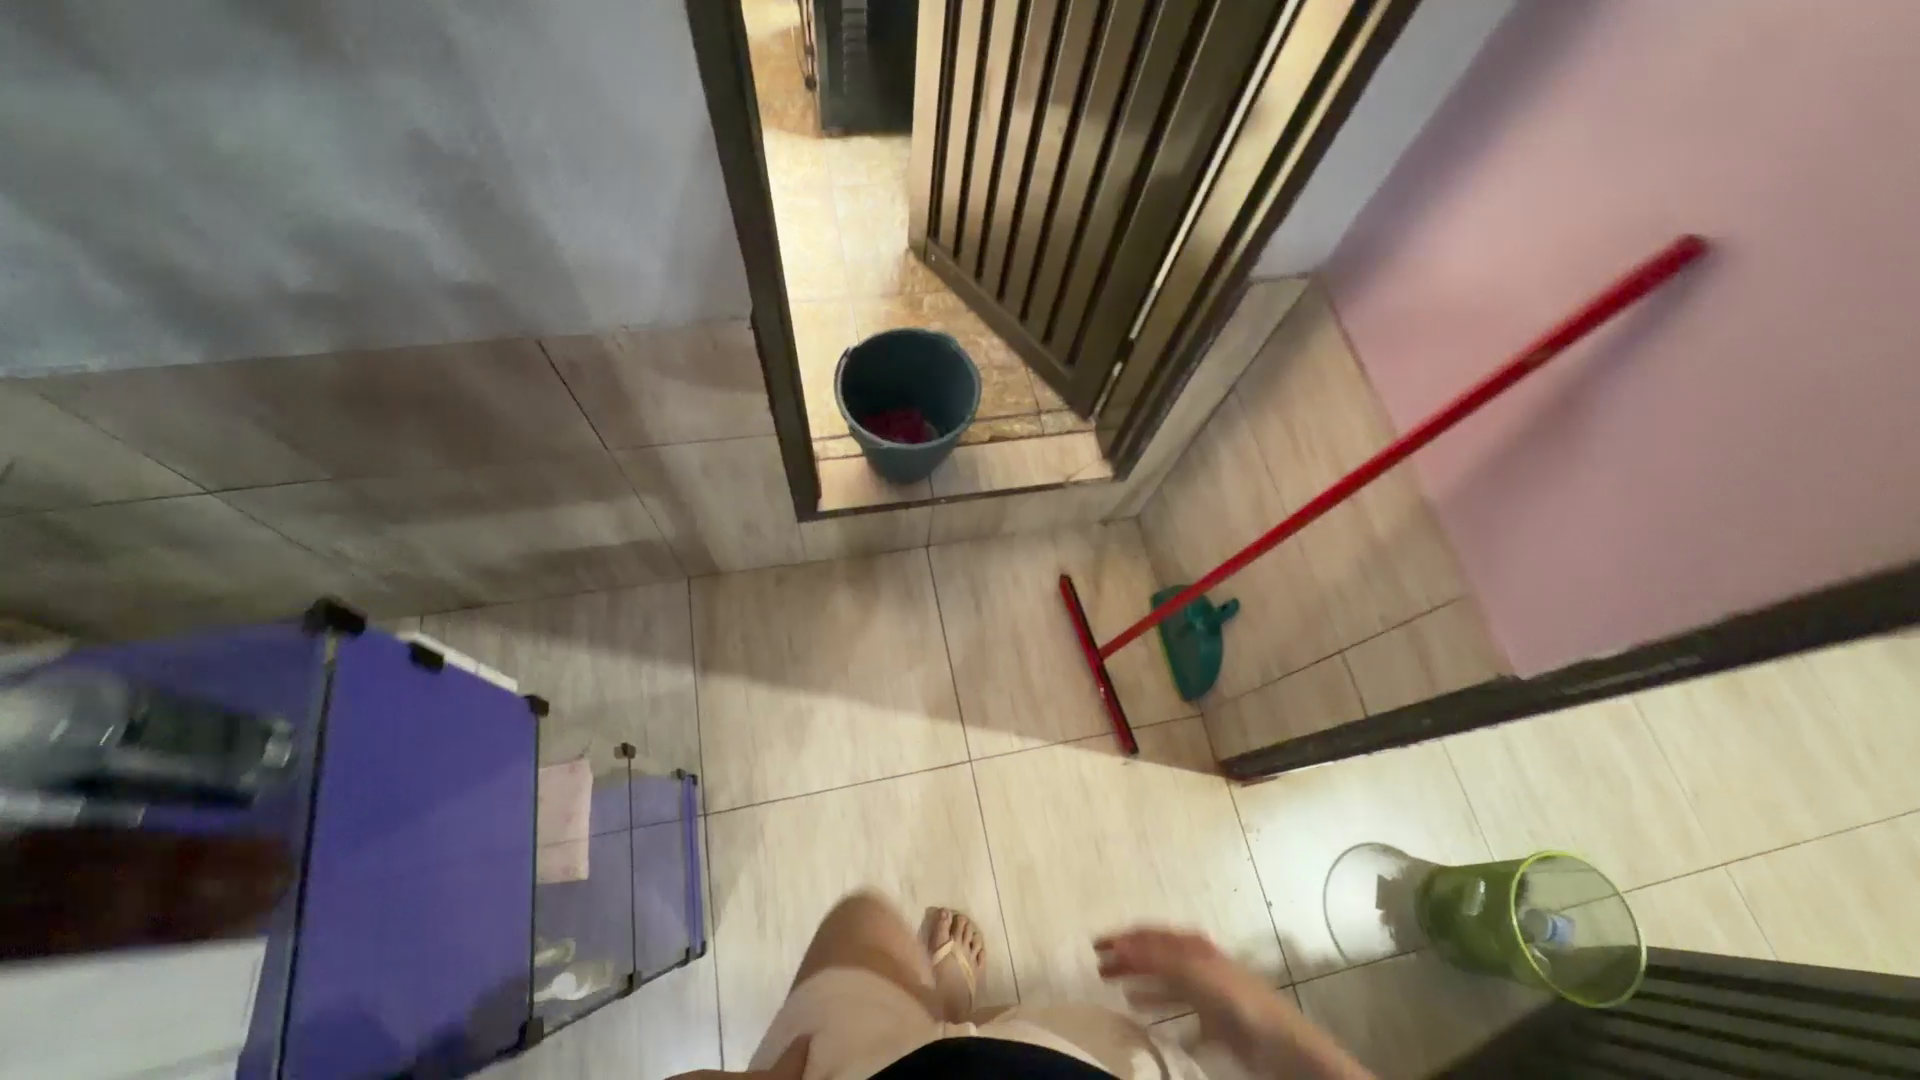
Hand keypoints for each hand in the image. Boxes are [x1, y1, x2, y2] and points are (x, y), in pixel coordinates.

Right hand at [1094, 928, 1287, 1048]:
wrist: (1276, 1039)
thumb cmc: (1233, 997)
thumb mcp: (1191, 970)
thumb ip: (1155, 956)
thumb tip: (1119, 941)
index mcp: (1191, 944)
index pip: (1149, 934)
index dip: (1123, 937)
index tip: (1096, 944)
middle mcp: (1195, 960)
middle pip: (1153, 954)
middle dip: (1125, 957)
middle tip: (1098, 966)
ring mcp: (1202, 987)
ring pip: (1160, 978)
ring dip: (1136, 977)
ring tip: (1111, 983)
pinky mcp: (1208, 1014)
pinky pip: (1174, 1003)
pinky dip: (1155, 1002)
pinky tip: (1139, 1010)